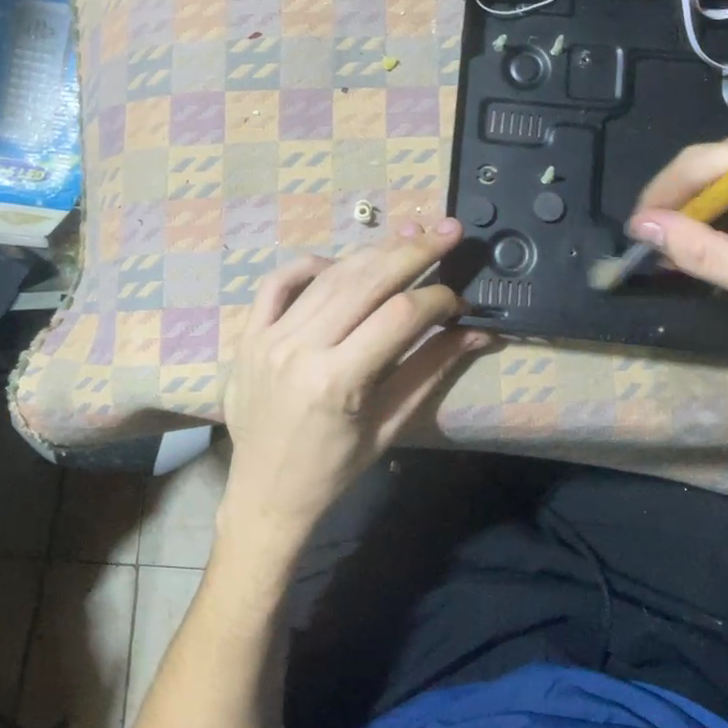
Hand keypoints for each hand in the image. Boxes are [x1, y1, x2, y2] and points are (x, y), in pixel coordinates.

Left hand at [219, 219, 491, 549]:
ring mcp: (269, 338)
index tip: (458, 298)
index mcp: (338, 381)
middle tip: (448, 232)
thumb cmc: (334, 470)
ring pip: (329, 276)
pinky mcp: (249, 335)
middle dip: (413, 252)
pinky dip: (308, 265)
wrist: (264, 495)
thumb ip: (431, 371)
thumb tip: (478, 332)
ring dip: (372, 252)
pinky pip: (277, 283)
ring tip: (407, 236)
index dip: (437, 297)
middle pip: (366, 281)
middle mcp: (301, 349)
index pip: (400, 315)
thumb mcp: (388, 426)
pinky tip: (337, 261)